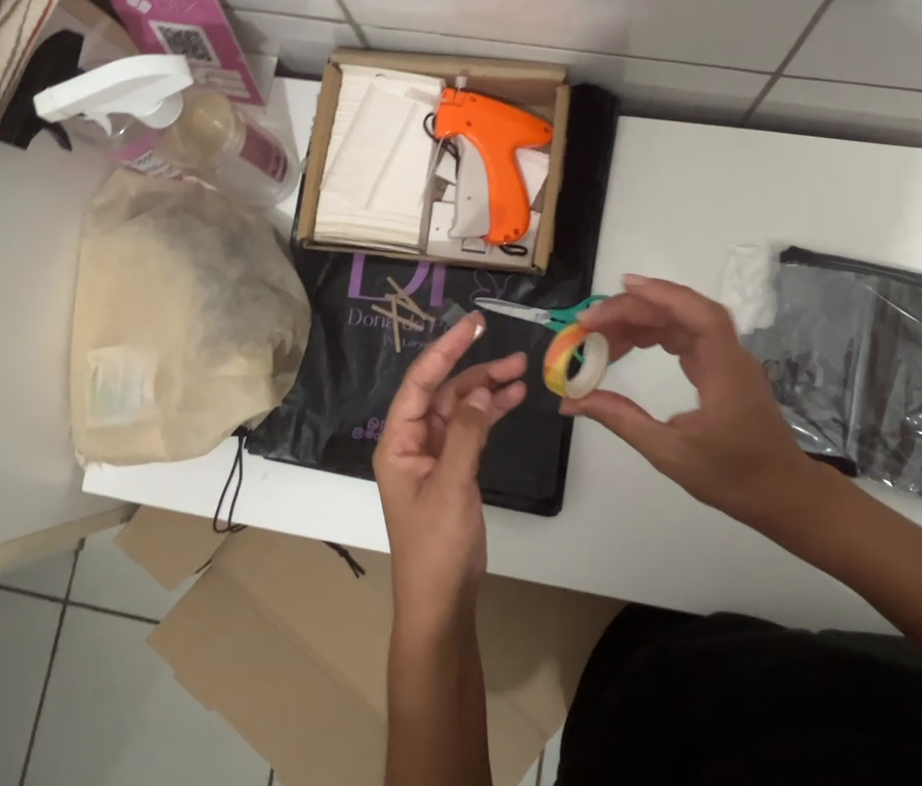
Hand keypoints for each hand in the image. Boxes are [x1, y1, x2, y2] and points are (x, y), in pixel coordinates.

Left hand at [373, 312, 526, 626]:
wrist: (440, 598)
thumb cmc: (436, 545)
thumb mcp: (451, 486)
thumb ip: (465, 434)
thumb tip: (479, 390)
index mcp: (397, 441)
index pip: (420, 383)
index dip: (445, 350)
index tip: (473, 324)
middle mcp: (412, 442)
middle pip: (443, 392)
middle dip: (475, 370)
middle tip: (515, 356)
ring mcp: (433, 455)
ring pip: (460, 409)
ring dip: (488, 391)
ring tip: (523, 373)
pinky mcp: (453, 469)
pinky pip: (471, 430)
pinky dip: (490, 414)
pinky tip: (513, 400)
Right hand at [562, 275, 841, 529]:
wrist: (781, 494)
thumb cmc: (732, 476)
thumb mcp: (669, 452)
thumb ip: (621, 419)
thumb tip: (571, 401)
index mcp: (725, 370)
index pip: (698, 315)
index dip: (662, 294)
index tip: (622, 287)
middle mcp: (729, 356)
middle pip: (682, 314)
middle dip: (634, 311)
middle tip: (588, 324)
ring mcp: (727, 361)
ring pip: (682, 324)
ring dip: (641, 323)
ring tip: (599, 337)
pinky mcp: (722, 371)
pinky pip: (686, 339)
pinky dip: (655, 336)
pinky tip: (630, 345)